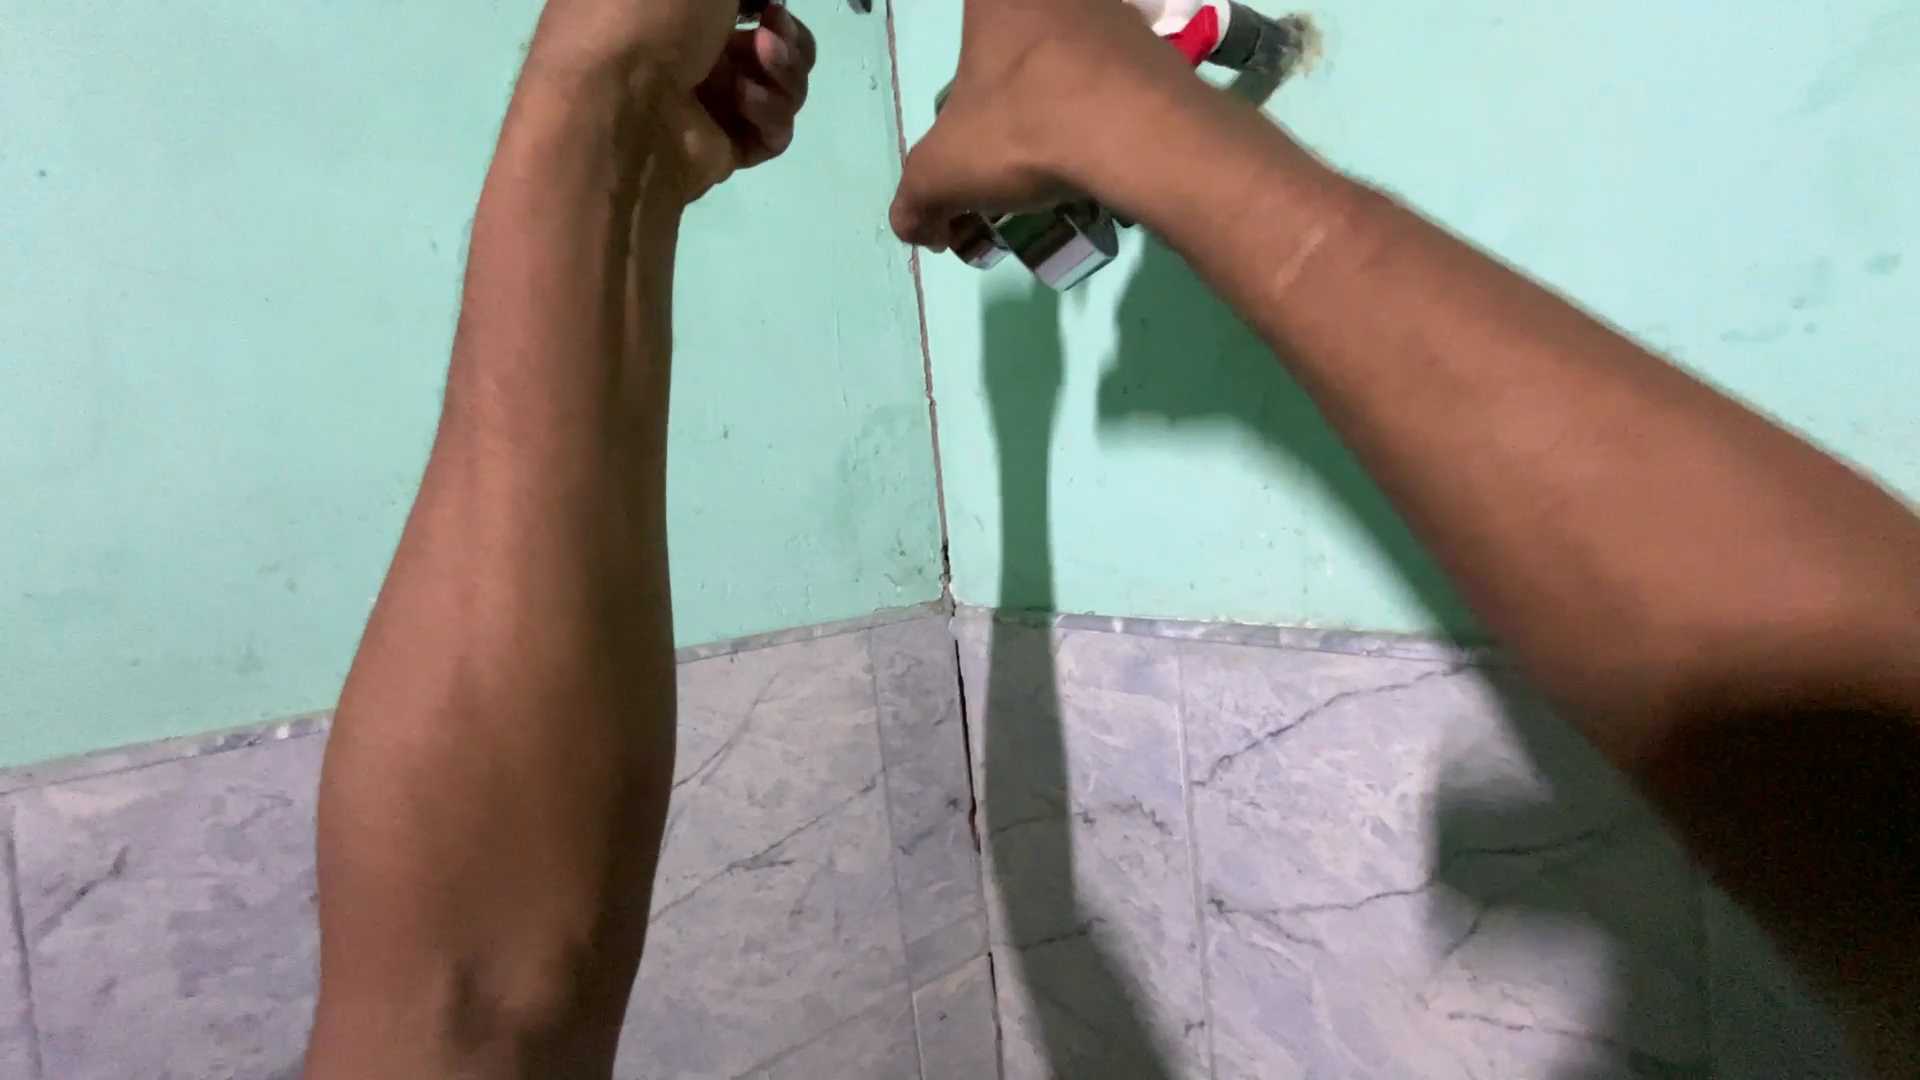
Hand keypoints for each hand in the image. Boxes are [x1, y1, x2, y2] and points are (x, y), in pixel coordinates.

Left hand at [526, 0, 815, 199]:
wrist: (626, 99)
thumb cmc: (648, 11)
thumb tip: (770, 0)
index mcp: (672, 3)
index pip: (743, 2)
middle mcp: (691, 44)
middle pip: (773, 41)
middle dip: (787, 38)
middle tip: (772, 34)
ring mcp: (709, 99)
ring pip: (780, 87)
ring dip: (782, 77)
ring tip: (751, 80)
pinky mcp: (724, 147)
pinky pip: (773, 132)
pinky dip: (770, 119)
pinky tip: (748, 110)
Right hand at [889, 0, 1203, 248]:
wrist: (1132, 132)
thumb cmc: (1021, 131)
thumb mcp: (942, 173)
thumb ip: (913, 200)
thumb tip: (914, 226)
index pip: (968, 28)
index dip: (966, 83)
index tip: (971, 134)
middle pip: (1016, 52)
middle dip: (1008, 106)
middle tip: (1008, 163)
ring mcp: (1109, 12)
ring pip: (1069, 65)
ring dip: (1057, 113)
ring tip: (1055, 170)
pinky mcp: (1152, 48)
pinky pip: (1114, 84)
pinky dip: (1101, 120)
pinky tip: (1098, 158)